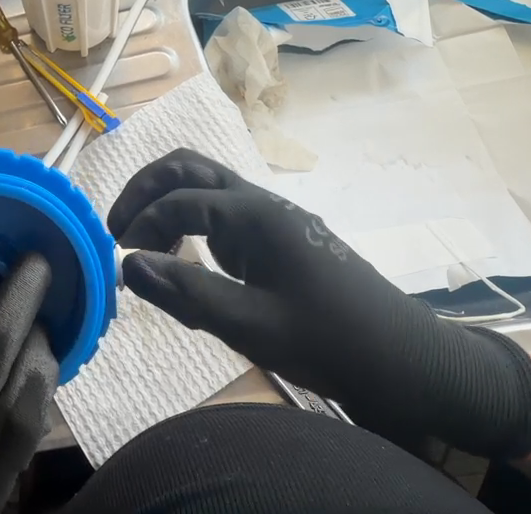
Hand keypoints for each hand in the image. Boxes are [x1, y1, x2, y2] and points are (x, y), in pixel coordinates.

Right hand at [108, 147, 530, 459]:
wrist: (412, 363)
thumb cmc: (333, 344)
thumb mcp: (254, 327)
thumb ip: (187, 294)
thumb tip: (127, 265)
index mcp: (255, 215)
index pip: (180, 200)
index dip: (142, 223)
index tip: (120, 257)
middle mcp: (260, 203)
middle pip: (189, 167)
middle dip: (146, 189)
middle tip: (119, 227)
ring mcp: (271, 218)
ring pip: (205, 185)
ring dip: (167, 203)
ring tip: (145, 245)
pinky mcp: (277, 237)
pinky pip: (221, 212)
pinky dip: (190, 223)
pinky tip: (185, 260)